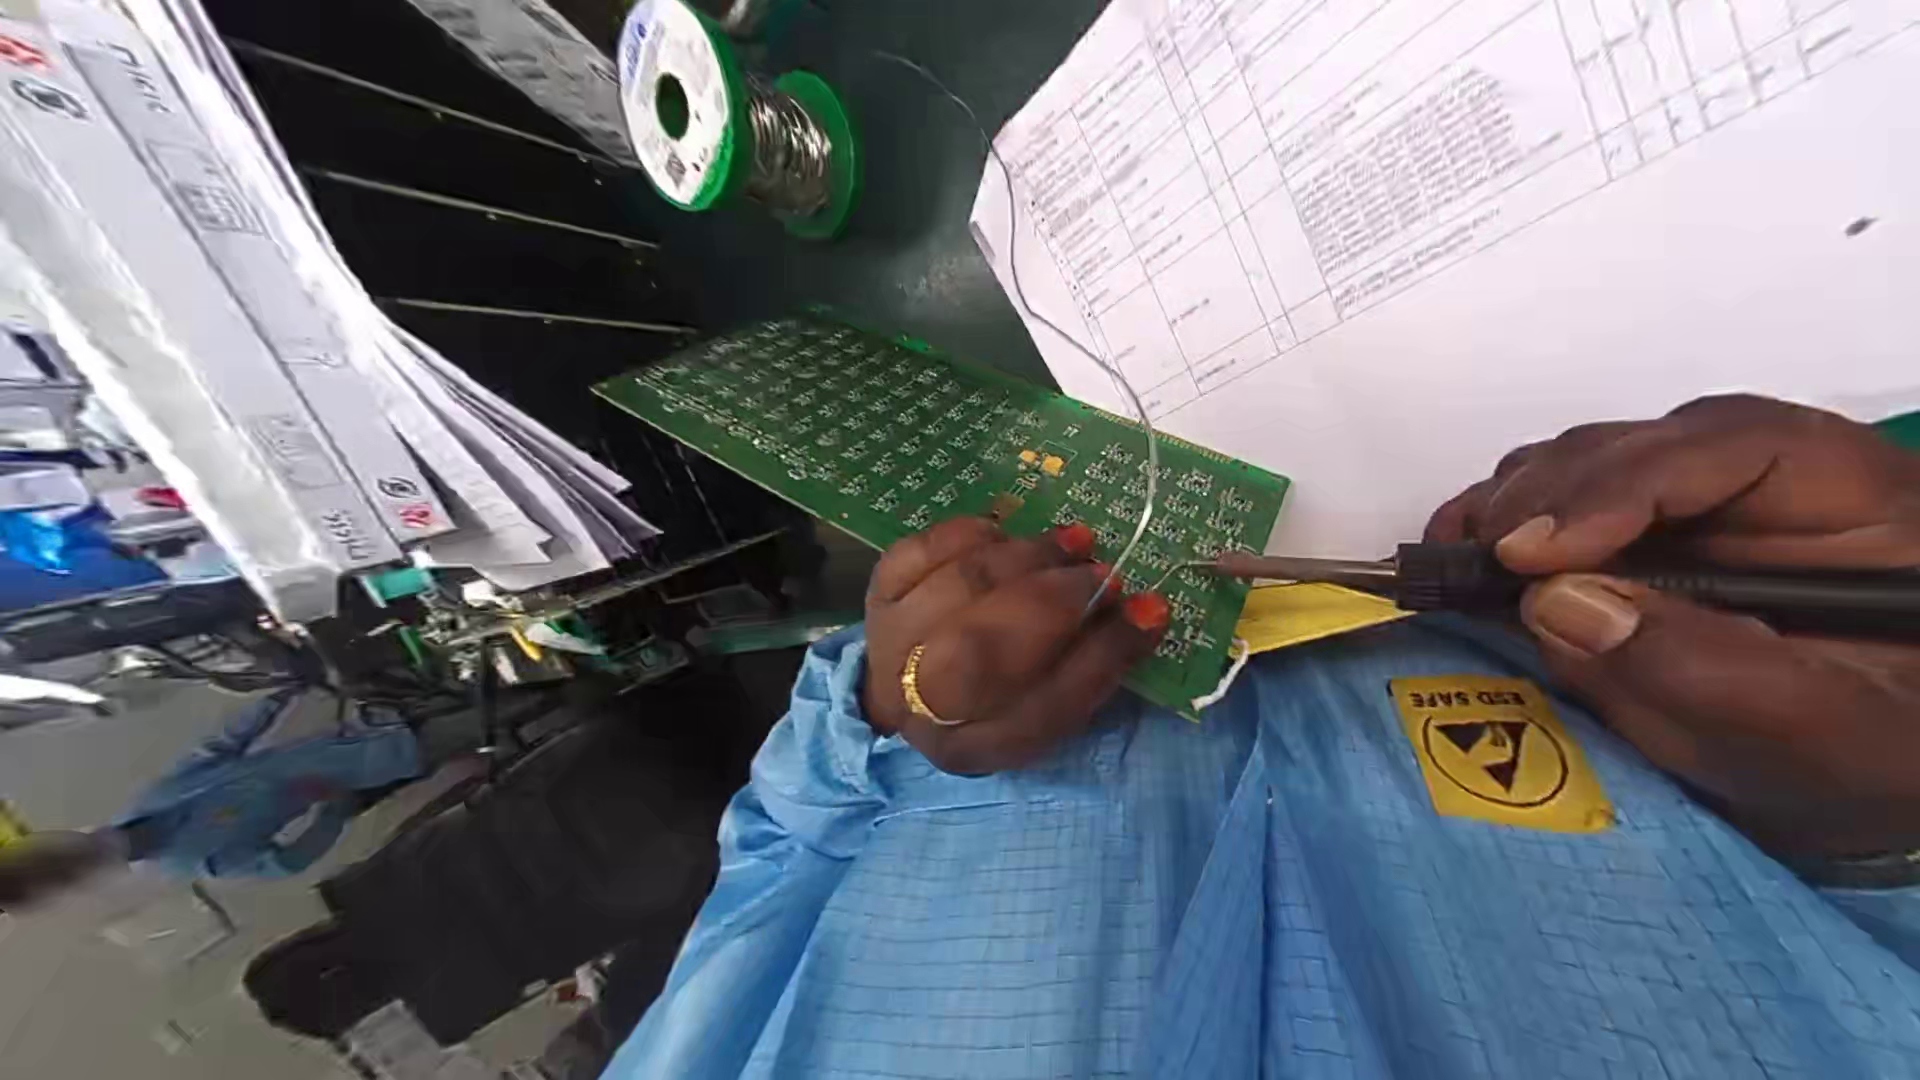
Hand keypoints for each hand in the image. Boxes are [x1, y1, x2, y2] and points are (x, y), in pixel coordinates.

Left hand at [863, 517, 1170, 774]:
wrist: (902, 689)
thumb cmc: (989, 698)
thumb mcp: (1044, 703)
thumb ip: (1092, 664)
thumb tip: (1147, 608)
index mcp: (975, 748)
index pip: (1043, 710)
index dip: (1103, 656)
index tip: (1150, 608)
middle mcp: (920, 705)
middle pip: (987, 648)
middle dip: (1057, 600)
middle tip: (1104, 573)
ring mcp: (890, 642)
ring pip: (960, 587)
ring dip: (1026, 557)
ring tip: (1071, 544)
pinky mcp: (877, 594)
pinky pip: (921, 549)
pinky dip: (972, 534)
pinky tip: (1004, 534)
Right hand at [1427, 394, 1919, 858]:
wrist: (1806, 772)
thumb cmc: (1840, 756)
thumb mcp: (1805, 733)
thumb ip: (1700, 667)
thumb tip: (1555, 601)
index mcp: (1855, 509)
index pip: (1735, 447)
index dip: (1619, 486)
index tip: (1531, 554)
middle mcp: (1752, 485)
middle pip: (1629, 446)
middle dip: (1544, 499)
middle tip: (1494, 564)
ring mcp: (1662, 502)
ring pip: (1563, 463)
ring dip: (1502, 510)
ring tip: (1475, 569)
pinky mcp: (1596, 528)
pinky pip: (1520, 495)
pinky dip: (1477, 520)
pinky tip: (1461, 557)